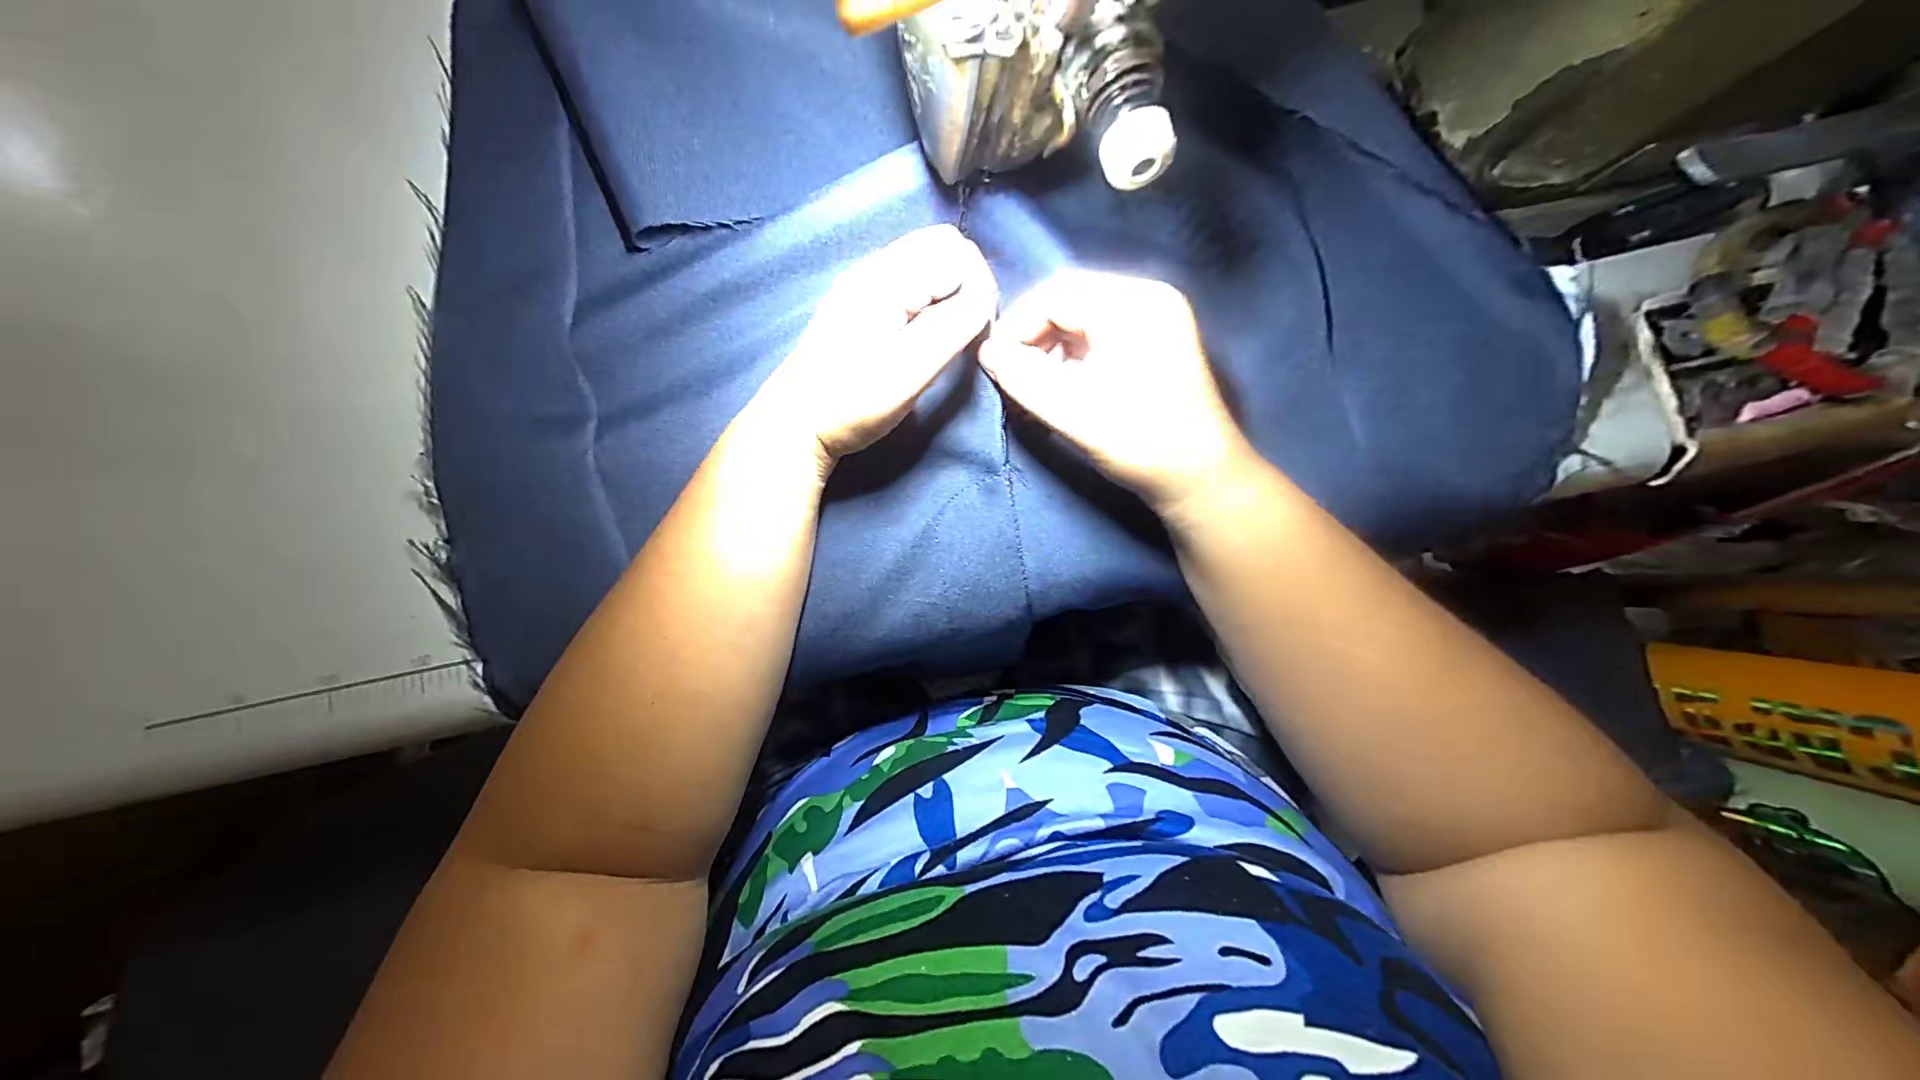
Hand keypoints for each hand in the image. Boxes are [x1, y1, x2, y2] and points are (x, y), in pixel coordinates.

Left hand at [753, 224, 996, 472]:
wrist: (794, 424)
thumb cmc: (852, 402)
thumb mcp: (910, 369)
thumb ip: (953, 326)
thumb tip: (984, 299)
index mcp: (885, 279)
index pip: (958, 252)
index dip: (981, 287)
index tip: (981, 332)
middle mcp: (872, 268)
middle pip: (942, 244)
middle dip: (969, 280)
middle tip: (971, 328)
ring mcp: (862, 283)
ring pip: (926, 260)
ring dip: (951, 289)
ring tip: (951, 333)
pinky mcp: (859, 302)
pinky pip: (909, 279)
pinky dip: (930, 297)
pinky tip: (924, 333)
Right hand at [979, 270, 1252, 513]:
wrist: (1201, 478)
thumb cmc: (1140, 443)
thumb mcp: (1071, 411)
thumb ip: (1022, 378)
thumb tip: (987, 352)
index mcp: (1133, 305)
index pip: (1055, 294)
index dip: (1017, 327)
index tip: (996, 366)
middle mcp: (1148, 298)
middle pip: (1069, 301)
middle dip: (1033, 339)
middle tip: (1013, 379)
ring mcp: (1157, 318)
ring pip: (1082, 318)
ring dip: (1051, 351)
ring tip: (1035, 392)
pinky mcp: (1157, 341)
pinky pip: (1101, 334)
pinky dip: (1074, 358)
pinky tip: (1062, 390)